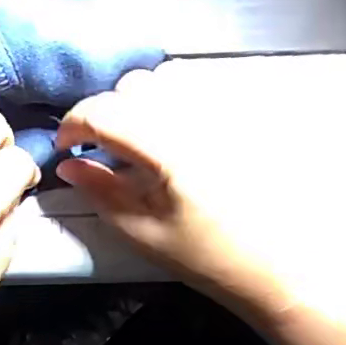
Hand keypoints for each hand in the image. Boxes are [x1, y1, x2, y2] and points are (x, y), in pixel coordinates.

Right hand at [57, 70, 345, 324]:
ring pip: (165, 78)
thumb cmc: (209, 257)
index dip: (73, 124)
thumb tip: (69, 165)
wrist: (280, 266)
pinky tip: (176, 132)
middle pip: (132, 86)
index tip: (66, 147)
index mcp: (169, 147)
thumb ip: (101, 192)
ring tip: (140, 139)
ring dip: (140, 102)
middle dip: (106, 112)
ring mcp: (228, 109)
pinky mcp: (247, 113)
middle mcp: (198, 115)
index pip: (104, 112)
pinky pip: (200, 84)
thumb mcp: (143, 232)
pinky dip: (175, 98)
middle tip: (102, 148)